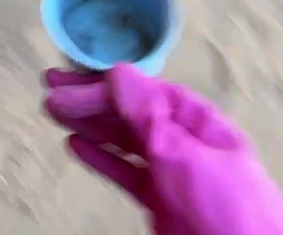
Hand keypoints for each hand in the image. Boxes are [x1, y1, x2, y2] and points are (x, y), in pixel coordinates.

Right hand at [44, 65, 282, 234]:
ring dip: (89, 124)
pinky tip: (76, 145)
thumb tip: (117, 71)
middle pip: (129, 111)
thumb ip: (151, 116)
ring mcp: (172, 174)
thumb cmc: (232, 213)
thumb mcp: (188, 158)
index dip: (106, 83)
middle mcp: (183, 142)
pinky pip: (125, 172)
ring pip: (123, 139)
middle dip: (90, 99)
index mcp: (198, 122)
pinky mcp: (161, 203)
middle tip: (50, 89)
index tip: (70, 79)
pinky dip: (101, 158)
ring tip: (52, 111)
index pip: (144, 90)